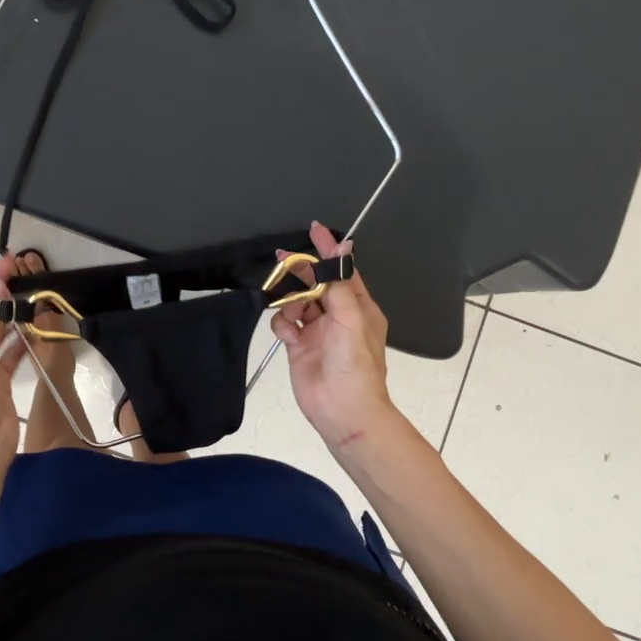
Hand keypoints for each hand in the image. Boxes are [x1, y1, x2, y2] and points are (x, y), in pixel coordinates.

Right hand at [270, 221, 402, 451]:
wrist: (343, 411)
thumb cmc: (355, 364)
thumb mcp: (351, 318)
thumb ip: (341, 283)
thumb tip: (344, 248)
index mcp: (359, 307)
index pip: (342, 270)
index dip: (329, 250)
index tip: (314, 229)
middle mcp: (338, 315)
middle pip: (315, 283)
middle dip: (300, 273)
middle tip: (281, 260)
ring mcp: (317, 330)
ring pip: (295, 301)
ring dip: (289, 302)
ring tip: (291, 316)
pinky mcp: (299, 345)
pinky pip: (284, 323)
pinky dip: (283, 324)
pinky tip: (288, 335)